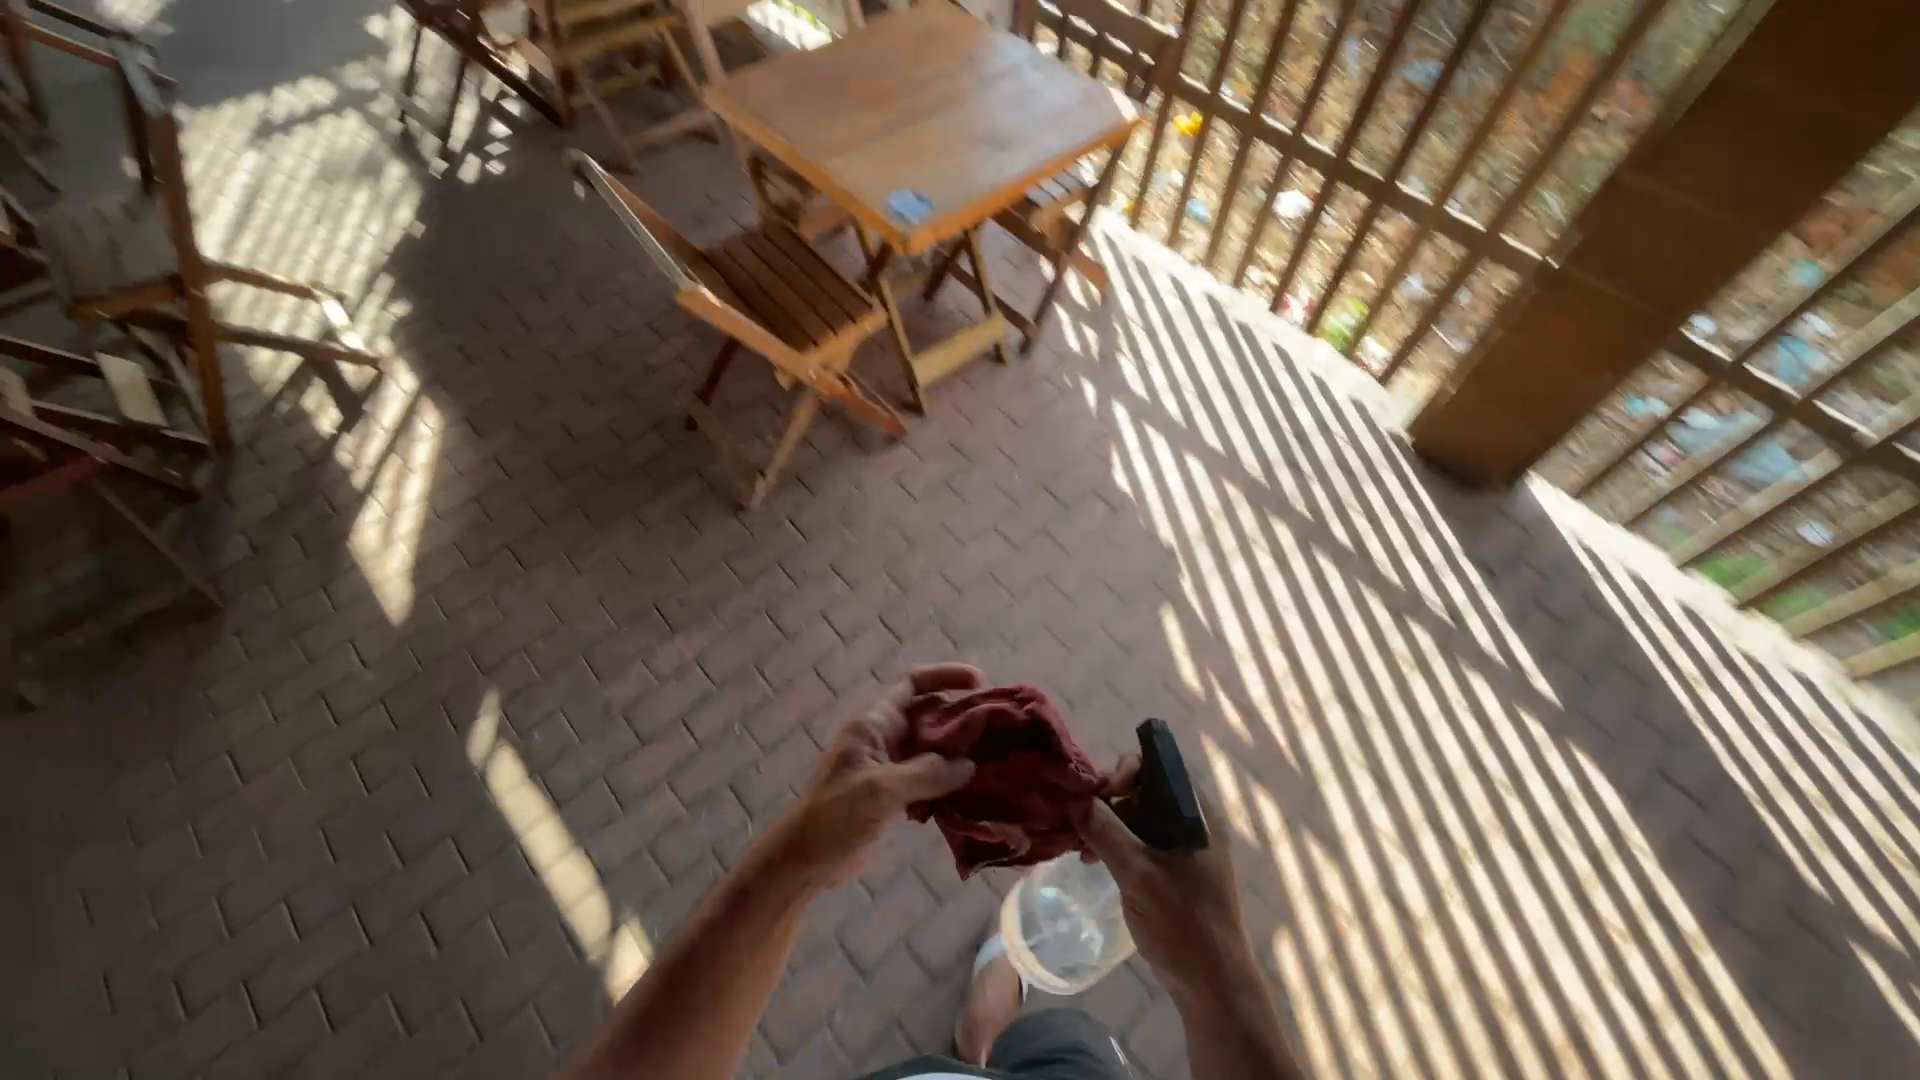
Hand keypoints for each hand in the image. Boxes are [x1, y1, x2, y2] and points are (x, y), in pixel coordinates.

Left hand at [772, 663, 983, 887]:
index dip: (944, 677)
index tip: (979, 682)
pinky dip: (950, 783)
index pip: (911, 685)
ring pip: (932, 750)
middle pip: (929, 716)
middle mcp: (883, 740)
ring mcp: (889, 768)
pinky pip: (929, 780)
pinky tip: (974, 792)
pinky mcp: (894, 796)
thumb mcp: (881, 790)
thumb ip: (926, 774)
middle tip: (998, 728)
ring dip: (959, 754)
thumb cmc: (835, 817)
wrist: (806, 861)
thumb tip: (969, 766)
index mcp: (873, 725)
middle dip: (961, 718)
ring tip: (995, 758)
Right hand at [1074, 755, 1255, 1004]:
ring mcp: (1183, 844)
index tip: (1099, 795)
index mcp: (1196, 811)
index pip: (1158, 764)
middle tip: (1081, 823)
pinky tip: (1090, 861)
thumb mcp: (1137, 872)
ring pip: (1137, 815)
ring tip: (1080, 849)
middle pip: (1143, 788)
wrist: (1213, 985)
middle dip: (1108, 800)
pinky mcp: (1172, 867)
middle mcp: (1192, 819)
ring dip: (1106, 824)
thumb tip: (1074, 798)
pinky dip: (1114, 844)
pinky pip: (1138, 839)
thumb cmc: (1182, 922)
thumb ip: (1105, 830)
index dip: (1124, 770)